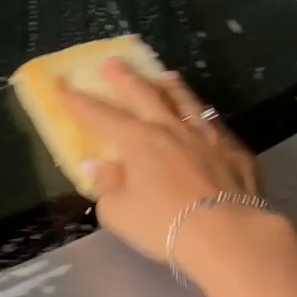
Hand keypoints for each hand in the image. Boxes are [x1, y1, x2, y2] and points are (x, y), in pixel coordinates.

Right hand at [59, 59, 270, 262]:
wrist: (229, 235)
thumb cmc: (164, 224)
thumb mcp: (119, 212)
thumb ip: (106, 185)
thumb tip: (97, 165)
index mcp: (137, 140)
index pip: (100, 115)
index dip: (79, 102)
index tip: (63, 87)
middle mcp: (170, 128)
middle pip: (143, 94)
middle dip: (124, 78)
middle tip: (112, 61)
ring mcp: (205, 136)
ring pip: (184, 102)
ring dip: (170, 87)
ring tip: (164, 75)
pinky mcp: (234, 150)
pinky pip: (213, 124)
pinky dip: (202, 115)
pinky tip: (203, 116)